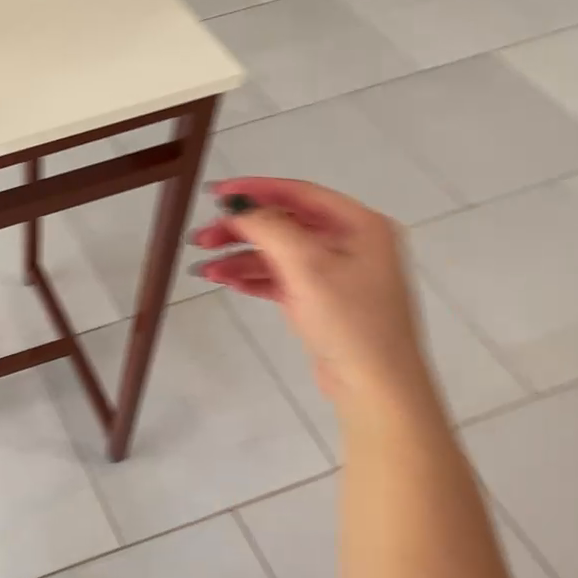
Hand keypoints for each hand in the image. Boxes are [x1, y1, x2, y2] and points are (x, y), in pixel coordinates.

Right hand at [191, 177, 428, 406]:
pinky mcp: (322, 300)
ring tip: (204, 269)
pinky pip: (281, 278)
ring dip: (240, 258)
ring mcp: (335, 273)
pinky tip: (225, 281)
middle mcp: (349, 242)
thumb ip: (271, 229)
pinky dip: (253, 278)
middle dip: (240, 231)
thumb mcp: (308, 267)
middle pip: (283, 224)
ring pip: (277, 253)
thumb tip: (240, 208)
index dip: (254, 190)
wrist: (376, 386)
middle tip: (201, 239)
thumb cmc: (350, 321)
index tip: (214, 194)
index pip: (298, 194)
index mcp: (358, 224)